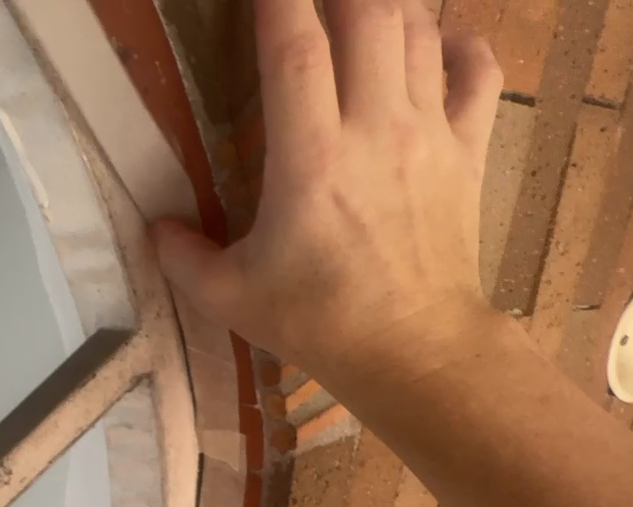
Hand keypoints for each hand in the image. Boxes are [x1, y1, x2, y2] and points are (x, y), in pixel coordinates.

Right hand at [152, 0, 503, 394]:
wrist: (408, 346)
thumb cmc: (310, 320)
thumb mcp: (225, 296)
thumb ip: (182, 255)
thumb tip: (156, 226)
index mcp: (309, 162)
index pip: (294, 53)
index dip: (276, 5)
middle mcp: (375, 129)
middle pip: (368, 16)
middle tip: (308, 0)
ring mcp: (431, 132)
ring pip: (419, 32)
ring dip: (385, 7)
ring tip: (357, 11)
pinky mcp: (467, 148)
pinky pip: (476, 69)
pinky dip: (456, 42)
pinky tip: (434, 44)